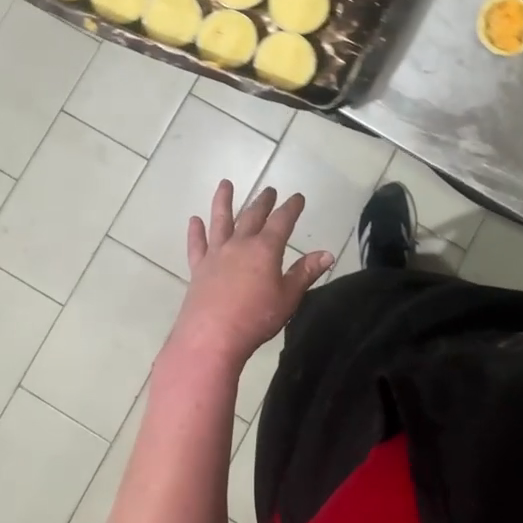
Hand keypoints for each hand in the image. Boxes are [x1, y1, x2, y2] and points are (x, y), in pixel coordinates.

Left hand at [164, 180, 334, 370]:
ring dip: (223, 201)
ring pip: (221, 221)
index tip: (298, 197)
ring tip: (225, 184)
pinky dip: (195, 232)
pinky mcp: (198, 268)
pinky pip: (197, 245)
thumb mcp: (288, 298)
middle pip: (253, 216)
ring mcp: (216, 254)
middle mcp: (240, 244)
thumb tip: (327, 253)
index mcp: (265, 249)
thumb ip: (305, 273)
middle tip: (270, 190)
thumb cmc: (255, 319)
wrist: (210, 338)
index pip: (282, 221)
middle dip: (263, 202)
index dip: (291, 207)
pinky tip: (194, 220)